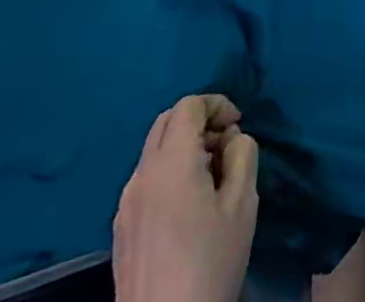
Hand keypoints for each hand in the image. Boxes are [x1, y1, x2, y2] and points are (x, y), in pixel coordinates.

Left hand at [114, 95, 259, 301]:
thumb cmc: (210, 261)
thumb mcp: (243, 203)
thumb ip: (242, 156)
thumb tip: (232, 139)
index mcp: (170, 163)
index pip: (188, 106)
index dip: (217, 104)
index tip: (238, 126)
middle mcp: (141, 175)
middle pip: (166, 122)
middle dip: (199, 121)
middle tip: (227, 145)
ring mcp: (126, 203)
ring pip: (154, 150)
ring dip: (185, 146)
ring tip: (214, 177)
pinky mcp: (121, 227)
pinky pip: (147, 179)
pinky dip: (171, 171)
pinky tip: (191, 205)